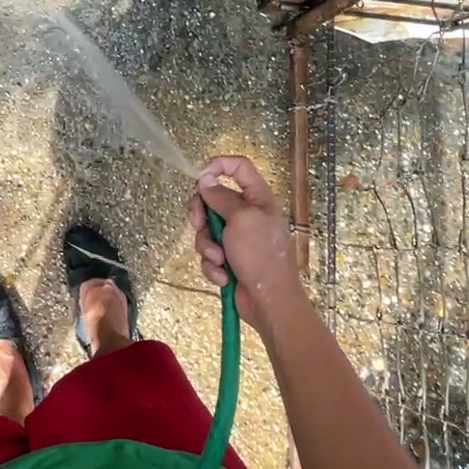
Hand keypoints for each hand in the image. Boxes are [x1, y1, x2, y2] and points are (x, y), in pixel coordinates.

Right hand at [187, 156, 303, 336]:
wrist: (270, 303)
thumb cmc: (261, 255)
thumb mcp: (241, 219)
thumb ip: (220, 197)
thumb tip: (204, 179)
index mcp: (258, 198)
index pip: (238, 167)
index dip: (218, 165)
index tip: (200, 177)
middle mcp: (247, 214)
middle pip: (213, 198)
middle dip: (201, 213)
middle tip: (198, 223)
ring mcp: (237, 237)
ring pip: (206, 228)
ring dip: (207, 245)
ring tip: (218, 259)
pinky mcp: (228, 258)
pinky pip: (209, 252)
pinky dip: (212, 264)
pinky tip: (222, 275)